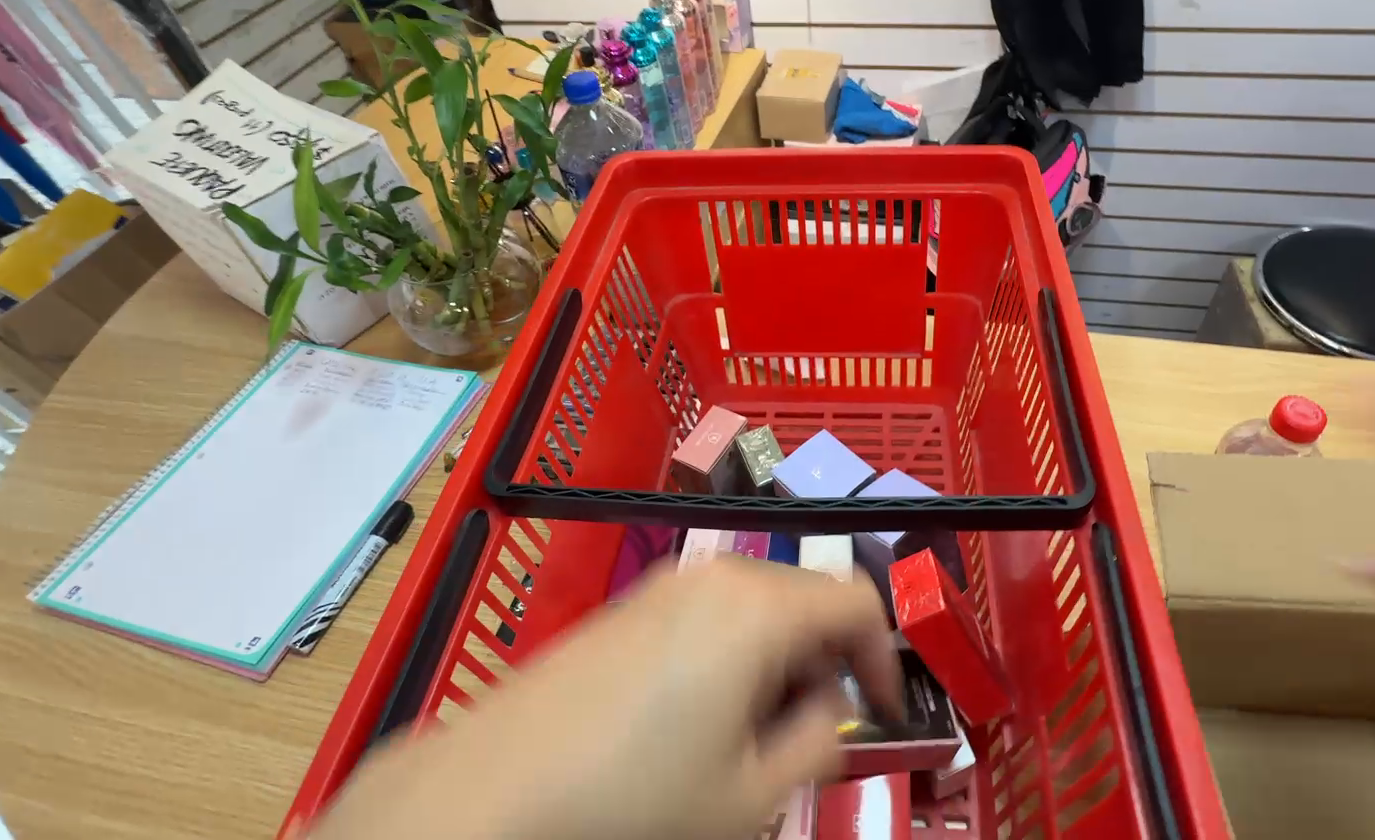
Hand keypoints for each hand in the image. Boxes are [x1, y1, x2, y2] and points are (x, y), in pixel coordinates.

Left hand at [311, 556, 901, 839]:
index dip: (885, 655)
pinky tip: (699, 711)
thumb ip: (820, 741)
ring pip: (760, 602)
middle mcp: (720, 575)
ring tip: (754, 730)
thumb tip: (831, 706)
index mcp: (761, 608)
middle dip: (829, 658)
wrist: (489, 789)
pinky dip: (735, 648)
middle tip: (816, 731)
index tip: (883, 711)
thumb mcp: (751, 795)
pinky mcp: (634, 601)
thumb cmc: (634, 800)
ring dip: (781, 656)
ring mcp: (670, 582)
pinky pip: (713, 609)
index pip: (859, 600)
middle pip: (809, 595)